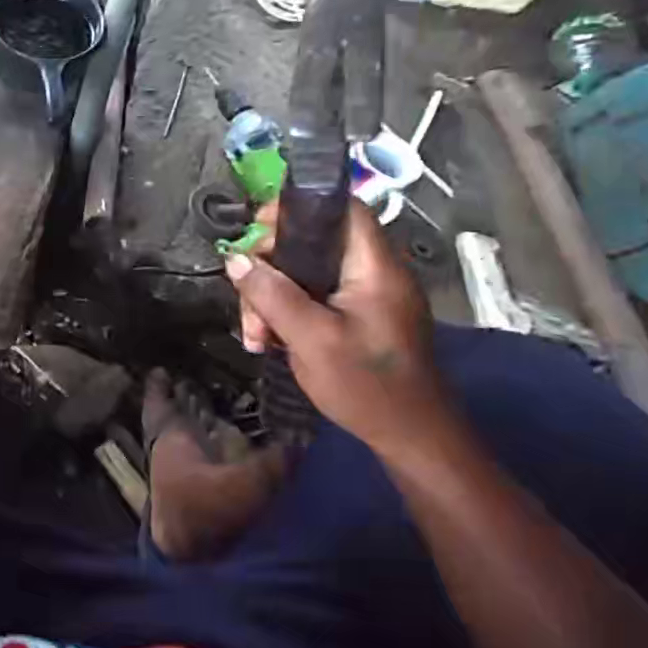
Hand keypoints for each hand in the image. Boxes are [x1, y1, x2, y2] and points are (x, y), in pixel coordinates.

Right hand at [225, 201, 453, 457]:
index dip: (297, 207)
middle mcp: (372, 272)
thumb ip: (272, 294)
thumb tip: (235, 258)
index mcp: (375, 266)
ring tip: (255, 335)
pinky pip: (311, 296)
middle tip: (246, 299)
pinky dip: (286, 312)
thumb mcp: (311, 338)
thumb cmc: (368, 386)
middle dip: (269, 268)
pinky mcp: (356, 316)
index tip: (258, 229)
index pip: (341, 207)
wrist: (412, 440)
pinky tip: (269, 339)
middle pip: (309, 243)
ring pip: (302, 273)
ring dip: (271, 297)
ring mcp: (364, 295)